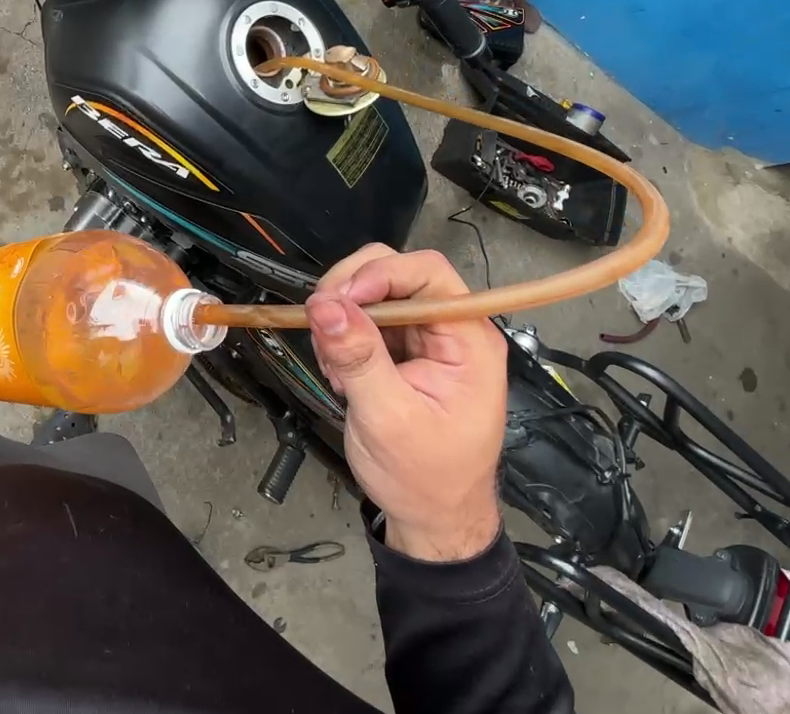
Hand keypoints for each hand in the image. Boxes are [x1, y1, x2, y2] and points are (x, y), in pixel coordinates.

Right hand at [306, 245, 506, 561]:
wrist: (430, 517)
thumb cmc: (424, 478)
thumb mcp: (387, 419)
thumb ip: (357, 358)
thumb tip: (325, 307)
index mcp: (468, 341)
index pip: (428, 273)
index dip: (380, 275)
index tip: (337, 301)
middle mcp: (450, 330)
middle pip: (396, 272)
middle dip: (351, 291)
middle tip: (322, 323)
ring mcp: (424, 338)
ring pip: (373, 291)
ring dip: (341, 316)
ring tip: (333, 363)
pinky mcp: (401, 349)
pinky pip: (363, 318)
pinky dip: (340, 334)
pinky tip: (339, 371)